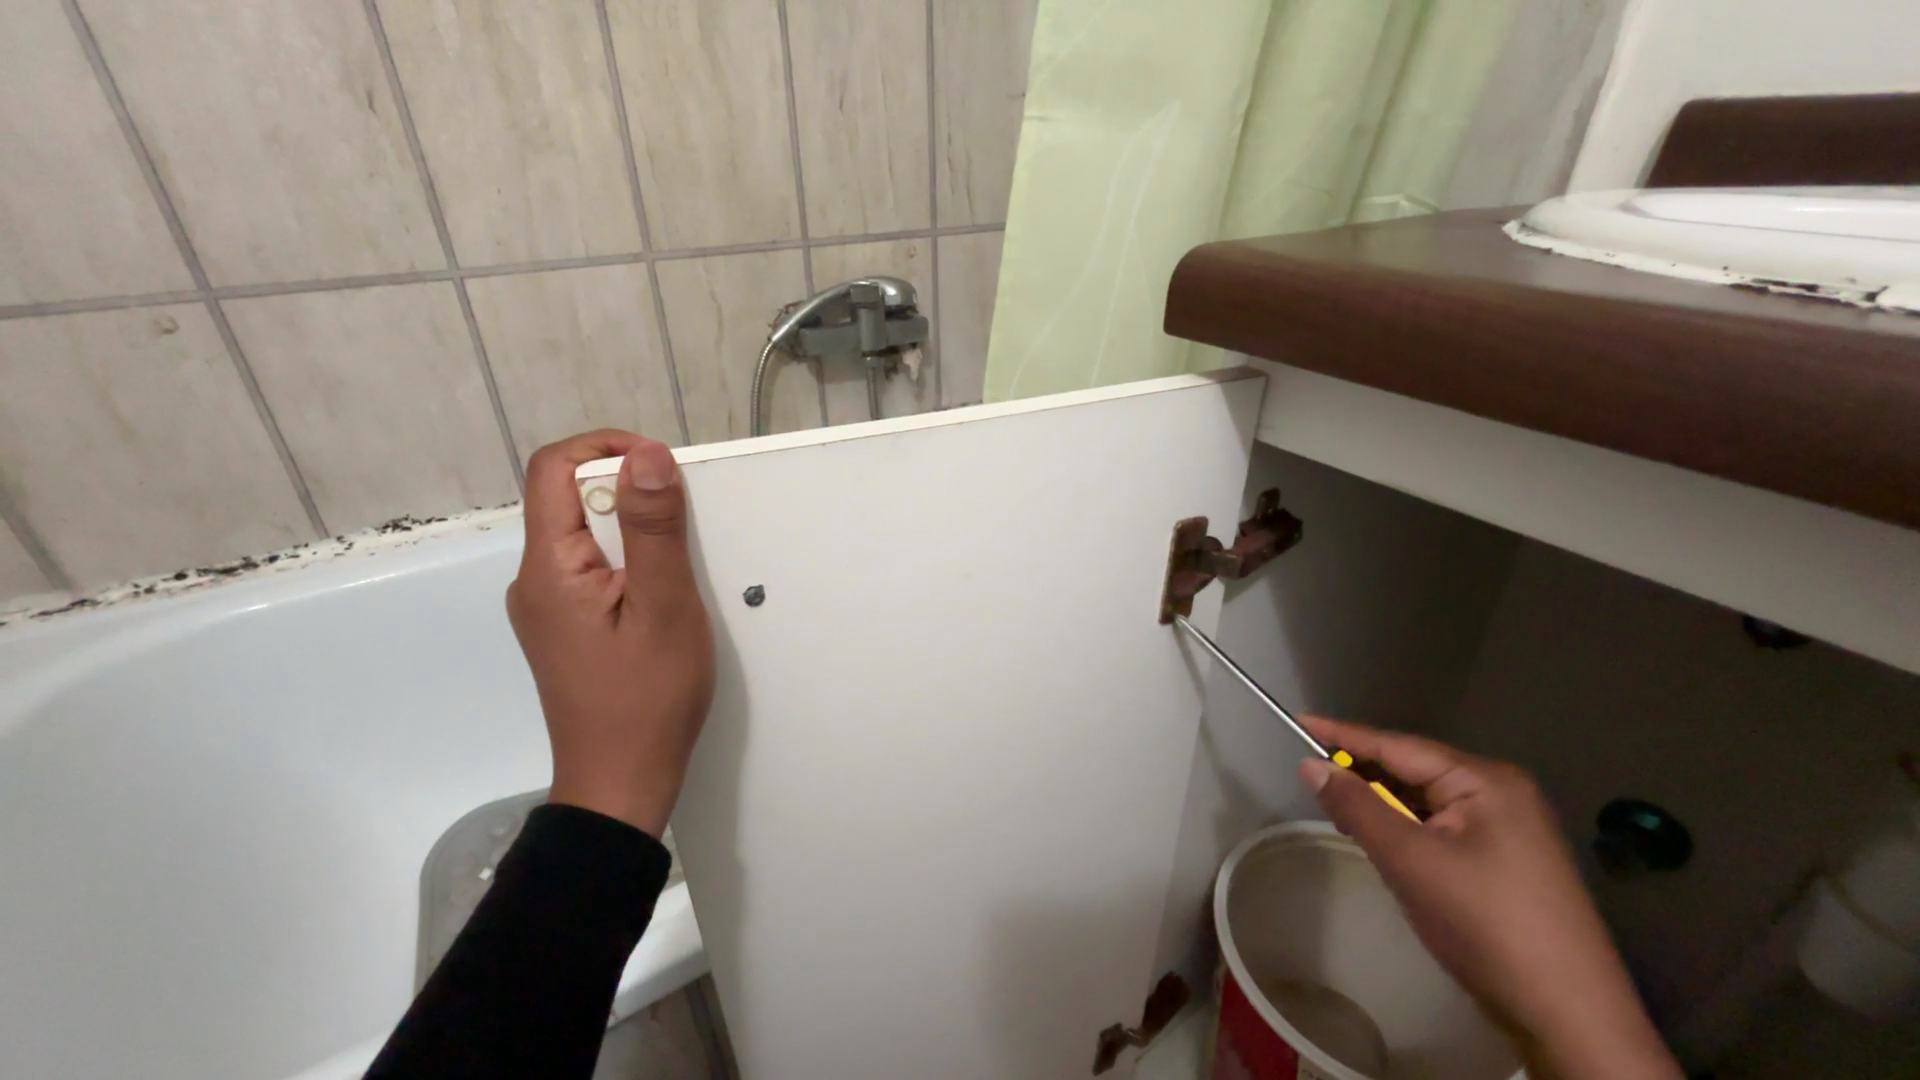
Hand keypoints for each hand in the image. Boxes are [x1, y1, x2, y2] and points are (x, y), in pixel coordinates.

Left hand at [506, 431, 714, 838]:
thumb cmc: (647, 698)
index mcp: (549, 569)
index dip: (605, 448)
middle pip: (567, 501)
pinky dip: (627, 563)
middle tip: (684, 521)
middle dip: (628, 493)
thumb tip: (647, 454)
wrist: (621, 783)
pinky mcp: (564, 630)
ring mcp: (546, 609)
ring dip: (631, 530)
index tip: (660, 466)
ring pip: (583, 538)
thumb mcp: (664, 608)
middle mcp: (534, 581)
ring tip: (680, 563)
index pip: (554, 470)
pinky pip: (589, 571)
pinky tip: (660, 597)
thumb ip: (654, 529)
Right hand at [1298, 716, 1679, 1079]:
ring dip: (1384, 805)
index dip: (1343, 734)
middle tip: (1312, 777)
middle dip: (1363, 773)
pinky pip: (1442, 826)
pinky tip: (1384, 841)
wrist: (1568, 1014)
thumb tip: (1311, 765)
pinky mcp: (1507, 860)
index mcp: (1485, 781)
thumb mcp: (1409, 860)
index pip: (1398, 745)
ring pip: (1426, 801)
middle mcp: (1501, 792)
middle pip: (1414, 769)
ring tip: (1341, 812)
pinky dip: (1407, 828)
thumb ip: (1357, 806)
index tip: (1298, 721)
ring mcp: (1510, 827)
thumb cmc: (1484, 923)